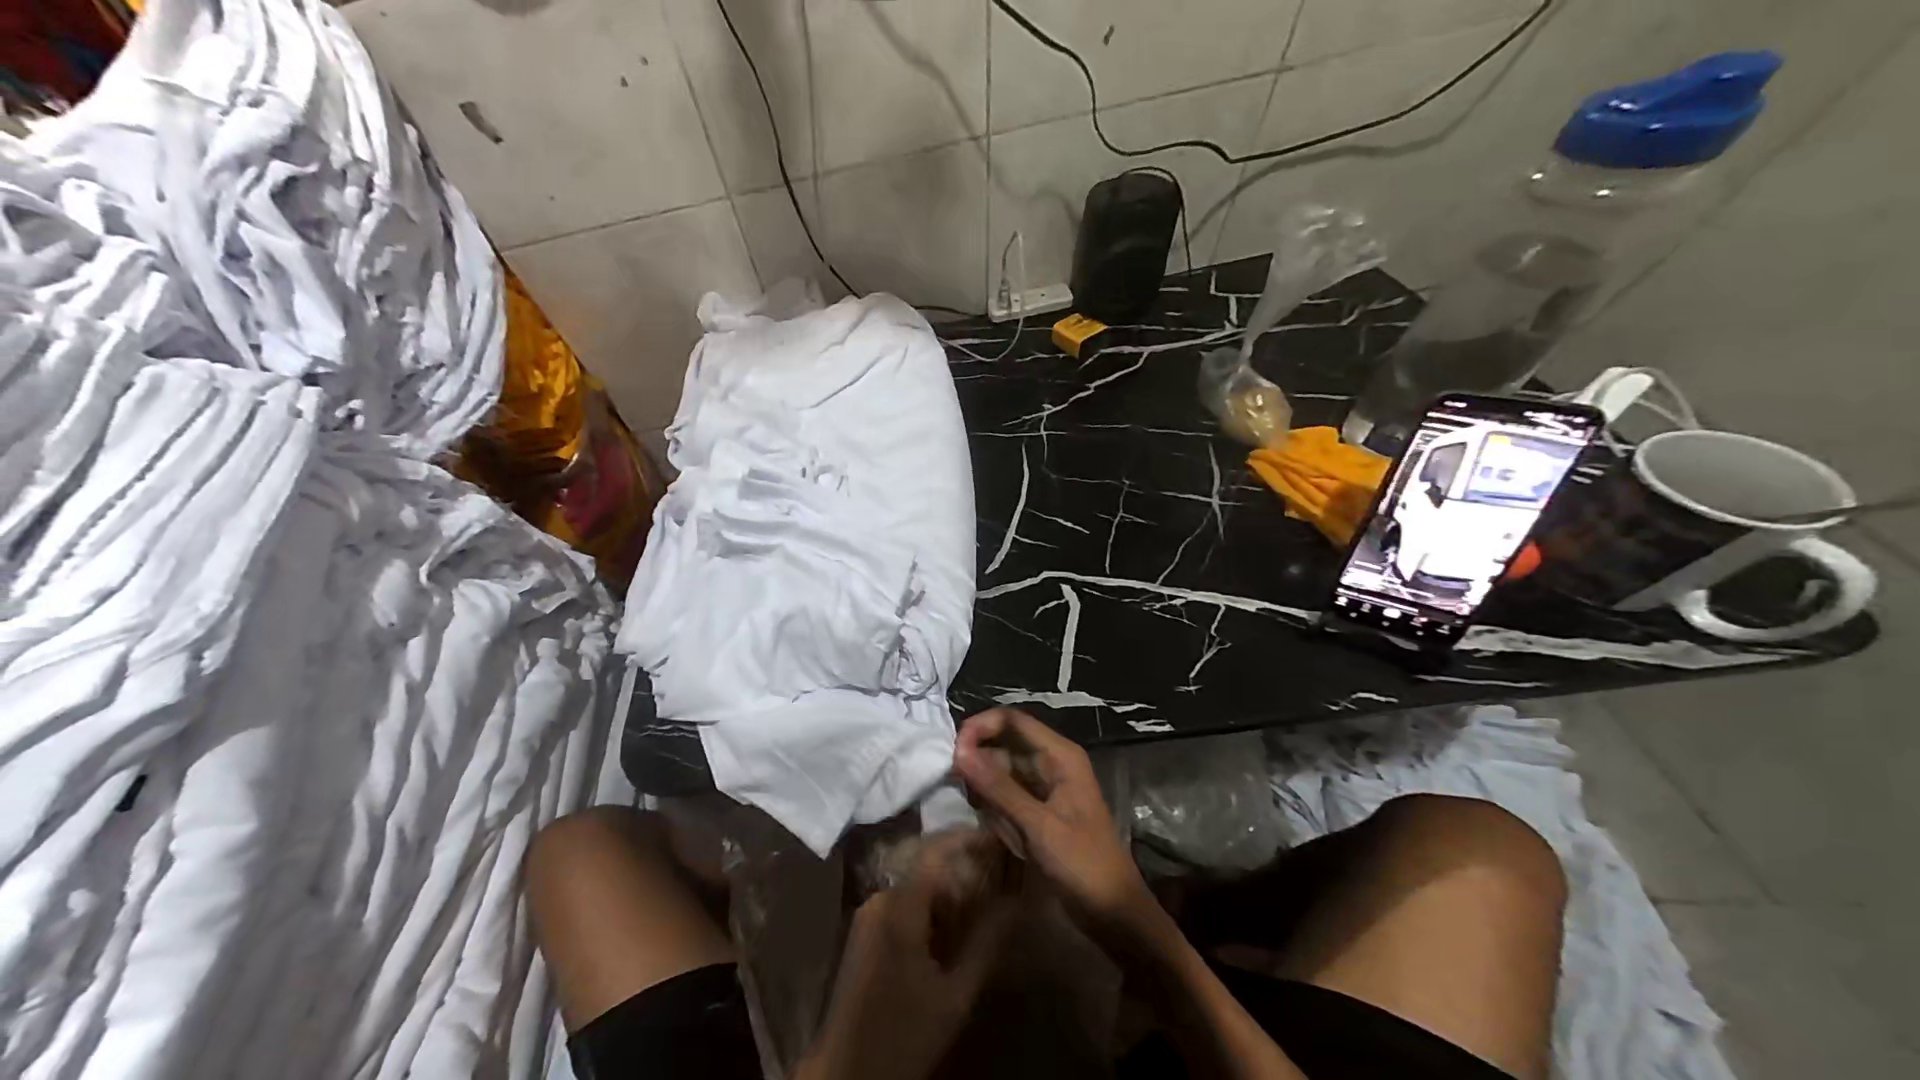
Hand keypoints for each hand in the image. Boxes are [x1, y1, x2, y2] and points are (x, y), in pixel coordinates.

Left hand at [797, 831, 1015, 1079]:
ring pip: (918, 888)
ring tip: (981, 916)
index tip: (1001, 837)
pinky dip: (930, 912)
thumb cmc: (903, 1036)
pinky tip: (950, 937)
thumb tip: (1016, 901)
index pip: (938, 852)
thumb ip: (987, 942)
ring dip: (949, 897)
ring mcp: (868, 914)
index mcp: (899, 908)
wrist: (846, 1075)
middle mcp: (879, 899)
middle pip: (930, 870)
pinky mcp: (864, 931)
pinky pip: (903, 905)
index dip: (970, 839)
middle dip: (965, 875)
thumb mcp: (956, 995)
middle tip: (1000, 888)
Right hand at [953, 708, 1156, 941]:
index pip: (1012, 720)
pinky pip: (1006, 795)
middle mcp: (1051, 762)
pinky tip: (1003, 832)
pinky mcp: (1037, 809)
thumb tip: (960, 751)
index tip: (954, 752)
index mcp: (1060, 755)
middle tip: (964, 792)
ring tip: (995, 822)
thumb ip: (999, 788)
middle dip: (980, 763)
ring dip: (988, 792)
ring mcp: (1044, 786)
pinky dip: (996, 808)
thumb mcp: (1038, 826)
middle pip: (1004, 743)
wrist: (1113, 911)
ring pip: (1001, 771)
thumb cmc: (1083, 864)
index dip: (981, 727)